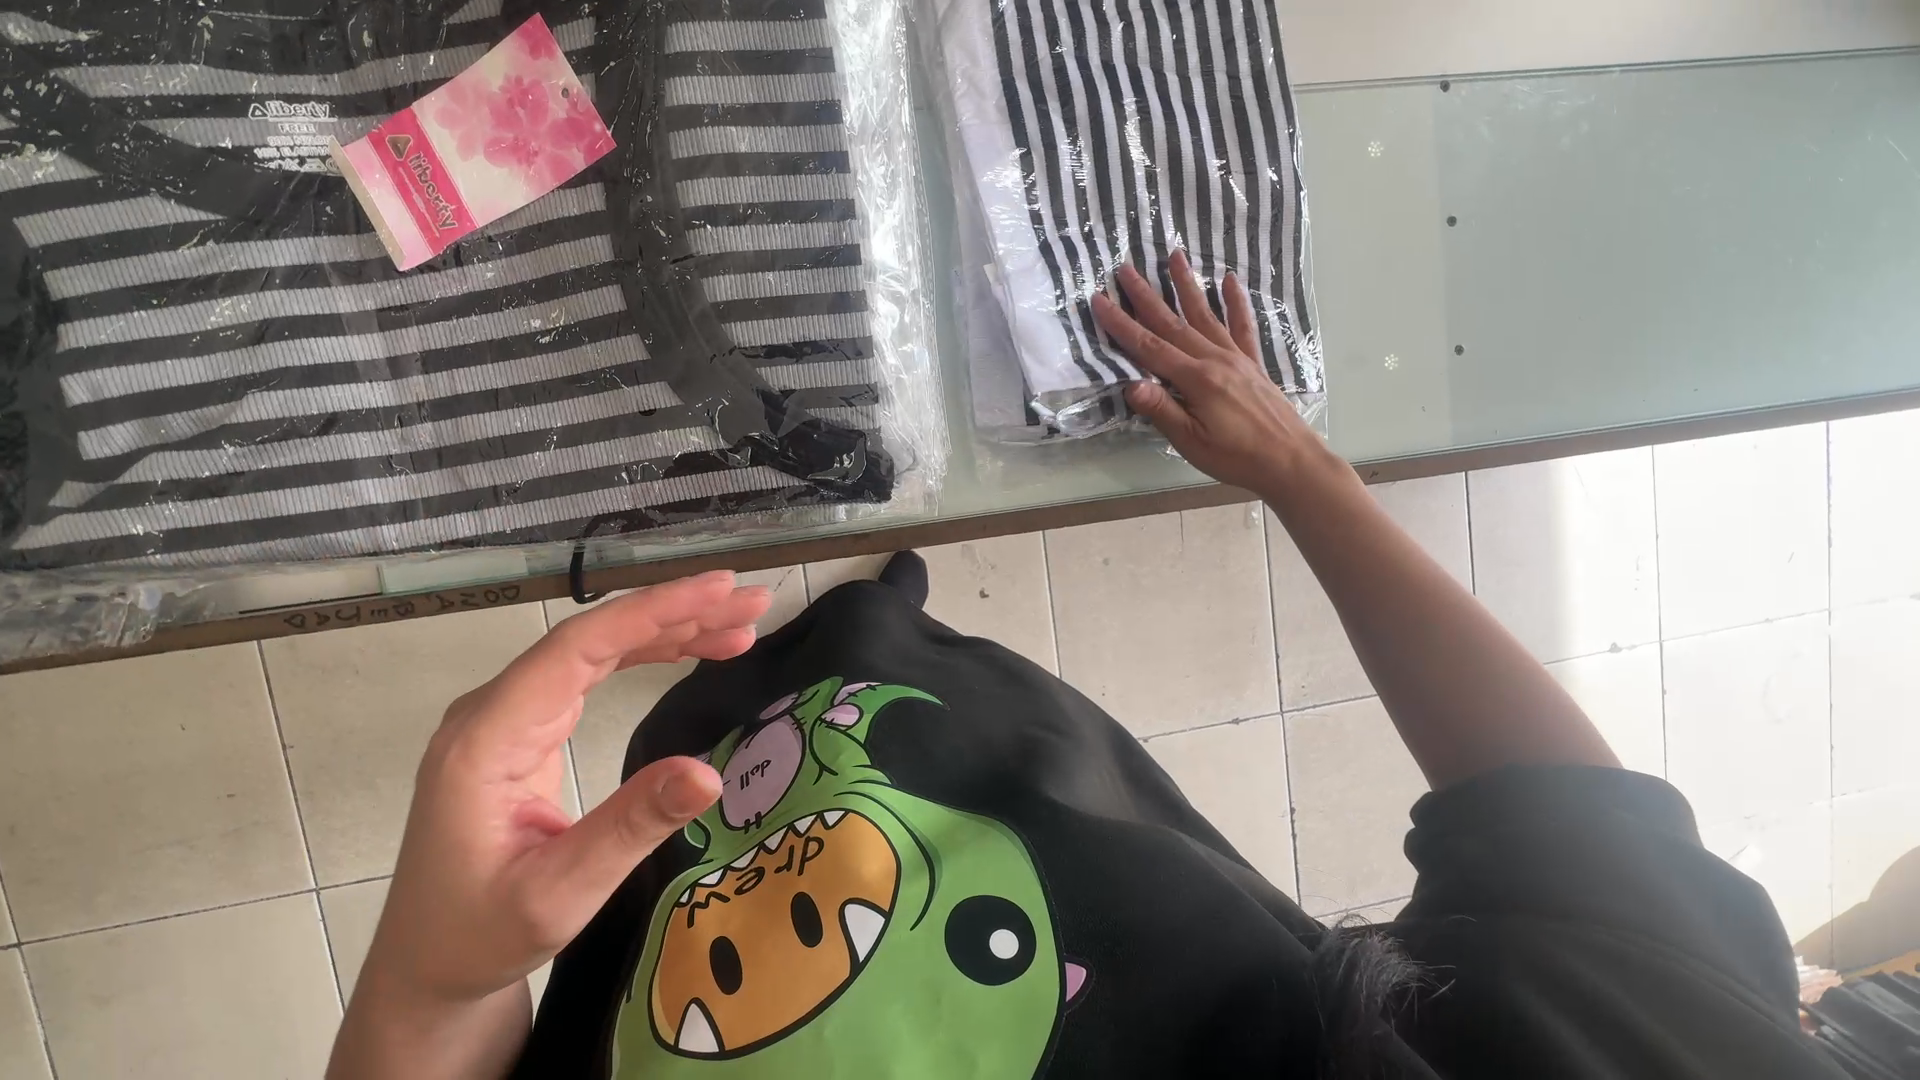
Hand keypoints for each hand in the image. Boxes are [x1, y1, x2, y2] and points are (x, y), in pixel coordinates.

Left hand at [331, 571, 771, 1079]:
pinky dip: (649, 656)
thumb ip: (631, 827)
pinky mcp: (529, 729)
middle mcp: (496, 711)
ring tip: (739, 626)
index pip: (578, 647)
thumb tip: (710, 774)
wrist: (430, 964)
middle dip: (678, 613)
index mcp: (488, 739)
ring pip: (600, 650)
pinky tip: (694, 650)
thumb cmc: (480, 935)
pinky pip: (595, 672)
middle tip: (751, 604)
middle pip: (596, 637)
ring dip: (671, 631)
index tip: (718, 588)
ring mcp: (512, 717)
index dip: (651, 610)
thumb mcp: (559, 893)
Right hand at [1092, 251, 1332, 496]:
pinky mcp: (1253, 364)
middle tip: (1125, 268)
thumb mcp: (1192, 442)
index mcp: (1196, 380)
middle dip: (1146, 295)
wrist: (1291, 460)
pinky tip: (1229, 281)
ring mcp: (1236, 358)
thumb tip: (1130, 385)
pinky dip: (1235, 302)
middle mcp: (1214, 360)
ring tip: (1174, 255)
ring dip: (1187, 285)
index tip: (1099, 300)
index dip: (1121, 325)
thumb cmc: (1237, 458)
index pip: (1149, 347)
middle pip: (1173, 323)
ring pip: (1205, 314)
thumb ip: (1162, 410)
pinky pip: (1242, 326)